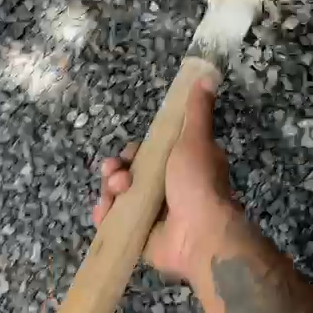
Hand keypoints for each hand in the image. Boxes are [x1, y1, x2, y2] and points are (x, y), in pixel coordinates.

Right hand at [91, 77, 243, 284]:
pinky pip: (114, 223)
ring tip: (117, 194)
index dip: (133, 152)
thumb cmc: (198, 183)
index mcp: (179, 166)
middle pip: (127, 174)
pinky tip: (104, 212)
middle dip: (116, 171)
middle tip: (117, 175)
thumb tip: (207, 76)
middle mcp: (166, 189)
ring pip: (117, 197)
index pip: (147, 155)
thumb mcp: (196, 139)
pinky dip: (106, 216)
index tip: (131, 153)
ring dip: (110, 191)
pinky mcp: (139, 236)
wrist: (199, 234)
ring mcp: (151, 214)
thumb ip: (196, 111)